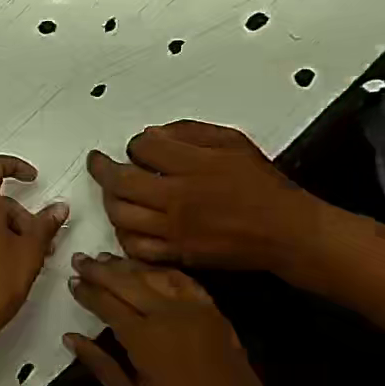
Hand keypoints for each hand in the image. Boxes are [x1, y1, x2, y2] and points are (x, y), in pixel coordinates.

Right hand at [63, 254, 298, 385]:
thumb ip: (101, 364)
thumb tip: (71, 338)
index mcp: (145, 338)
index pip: (107, 303)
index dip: (87, 292)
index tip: (71, 282)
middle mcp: (168, 314)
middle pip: (127, 282)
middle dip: (100, 270)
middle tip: (79, 259)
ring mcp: (194, 309)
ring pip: (153, 275)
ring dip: (127, 265)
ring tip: (105, 258)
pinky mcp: (212, 311)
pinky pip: (182, 281)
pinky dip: (161, 271)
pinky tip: (147, 269)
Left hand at [87, 121, 331, 272]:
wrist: (286, 231)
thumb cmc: (262, 186)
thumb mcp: (232, 142)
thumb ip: (189, 133)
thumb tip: (153, 135)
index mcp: (192, 166)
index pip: (142, 148)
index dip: (135, 144)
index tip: (137, 147)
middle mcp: (178, 197)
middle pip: (121, 181)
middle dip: (102, 169)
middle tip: (97, 163)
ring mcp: (175, 228)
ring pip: (121, 214)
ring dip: (110, 200)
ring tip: (112, 191)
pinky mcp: (177, 252)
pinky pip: (135, 246)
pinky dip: (124, 233)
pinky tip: (127, 223)